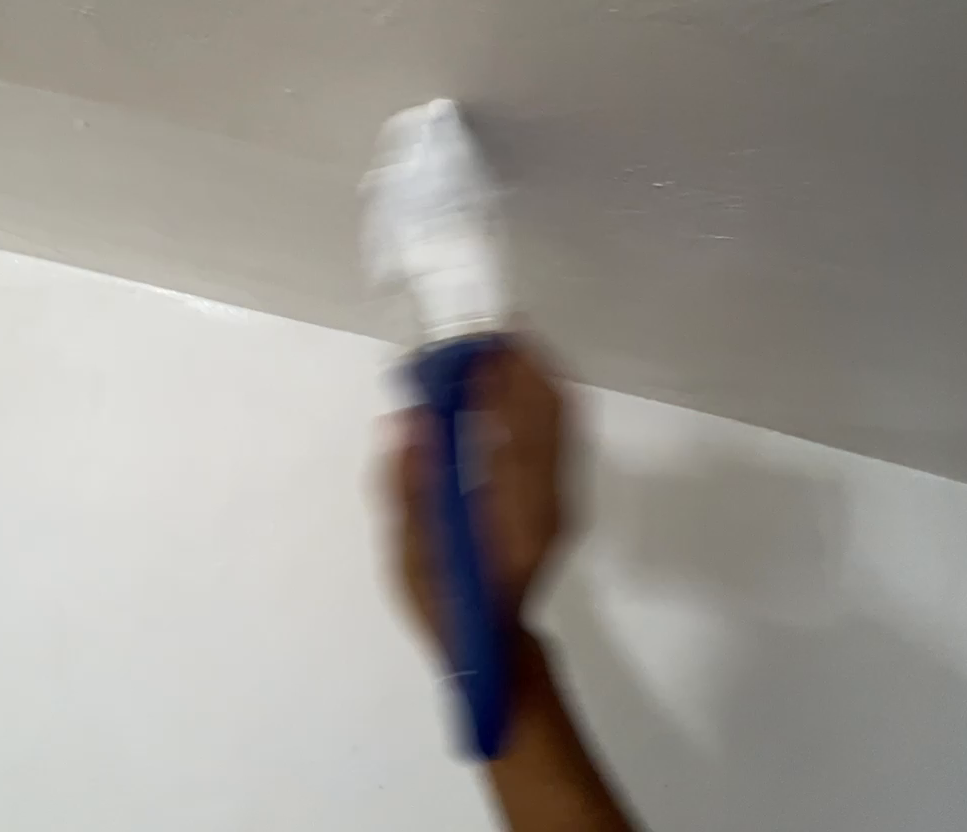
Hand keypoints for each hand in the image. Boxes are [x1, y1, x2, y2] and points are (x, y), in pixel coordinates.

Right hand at [383, 339, 570, 652]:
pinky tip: (520, 377)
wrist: (491, 639)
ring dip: (536, 374)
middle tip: (490, 327)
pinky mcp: (561, 498)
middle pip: (548, 415)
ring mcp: (562, 500)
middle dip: (523, 364)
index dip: (499, 383)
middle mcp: (549, 503)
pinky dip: (543, 397)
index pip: (512, 433)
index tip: (475, 345)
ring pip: (560, 420)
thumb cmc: (443, 602)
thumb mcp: (409, 554)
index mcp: (510, 519)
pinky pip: (559, 434)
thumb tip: (405, 421)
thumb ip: (406, 487)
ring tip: (504, 340)